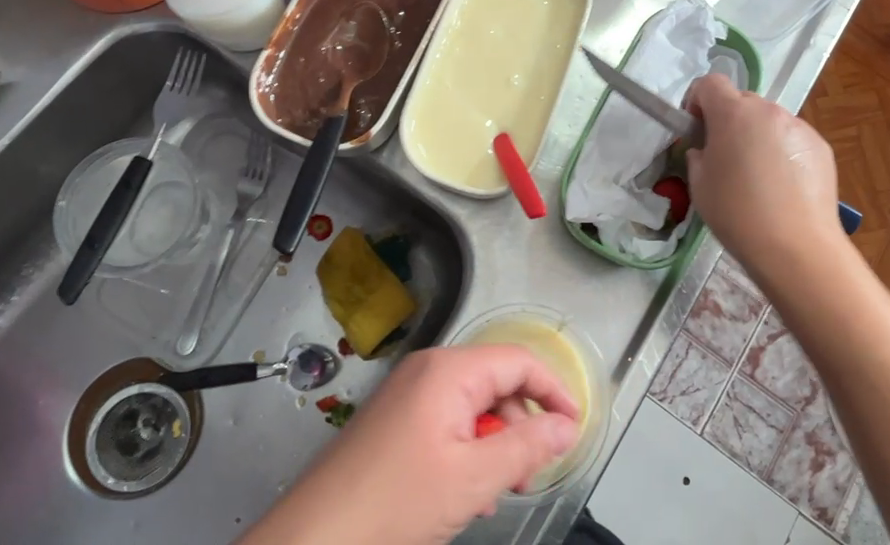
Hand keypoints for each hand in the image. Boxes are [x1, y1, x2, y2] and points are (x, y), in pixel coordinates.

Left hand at [242, 345, 579, 544]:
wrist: (314, 536)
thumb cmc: (396, 502)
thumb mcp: (473, 479)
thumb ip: (527, 447)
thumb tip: (566, 426)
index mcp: (448, 371)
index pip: (518, 361)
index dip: (553, 391)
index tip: (574, 429)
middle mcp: (427, 371)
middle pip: (495, 384)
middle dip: (520, 427)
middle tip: (528, 477)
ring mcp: (407, 394)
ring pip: (472, 407)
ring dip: (494, 445)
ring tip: (494, 493)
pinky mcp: (394, 420)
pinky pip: (446, 422)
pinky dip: (466, 451)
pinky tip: (463, 494)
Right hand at [684, 73, 841, 281]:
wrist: (795, 247)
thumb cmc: (737, 214)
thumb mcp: (699, 184)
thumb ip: (698, 155)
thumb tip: (707, 149)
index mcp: (733, 113)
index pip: (710, 83)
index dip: (698, 100)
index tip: (697, 128)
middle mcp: (768, 111)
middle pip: (742, 101)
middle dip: (729, 120)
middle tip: (726, 156)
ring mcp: (798, 127)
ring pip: (769, 120)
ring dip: (758, 136)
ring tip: (759, 177)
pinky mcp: (820, 146)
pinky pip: (792, 139)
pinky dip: (783, 152)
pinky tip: (784, 187)